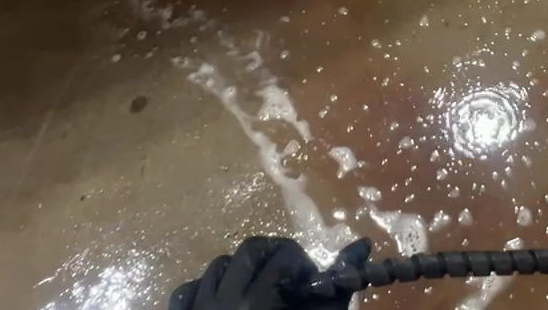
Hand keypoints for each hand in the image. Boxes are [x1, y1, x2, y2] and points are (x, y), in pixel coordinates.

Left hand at [170, 237, 370, 309]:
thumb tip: (363, 244)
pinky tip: (219, 302)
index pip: (284, 254)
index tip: (306, 281)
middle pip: (249, 249)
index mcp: (259, 302)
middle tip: (284, 275)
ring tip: (253, 288)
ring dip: (238, 270)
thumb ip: (337, 287)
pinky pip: (184, 291)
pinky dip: (201, 289)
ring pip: (217, 266)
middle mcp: (225, 300)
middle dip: (271, 254)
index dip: (300, 262)